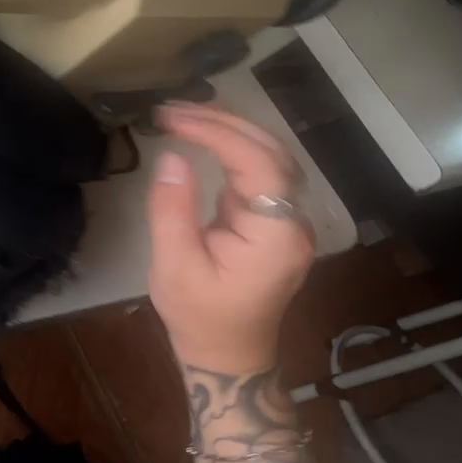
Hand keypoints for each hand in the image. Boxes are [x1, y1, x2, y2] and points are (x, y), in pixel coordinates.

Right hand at [146, 103, 314, 375]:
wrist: (226, 354)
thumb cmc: (198, 315)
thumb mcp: (174, 265)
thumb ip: (172, 209)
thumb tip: (172, 156)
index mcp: (275, 235)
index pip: (257, 164)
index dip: (216, 133)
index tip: (170, 119)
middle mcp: (291, 222)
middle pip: (271, 152)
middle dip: (222, 121)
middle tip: (170, 108)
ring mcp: (284, 220)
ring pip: (268, 156)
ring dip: (227, 128)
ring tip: (181, 113)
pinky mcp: (269, 220)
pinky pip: (257, 171)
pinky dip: (229, 145)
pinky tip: (200, 134)